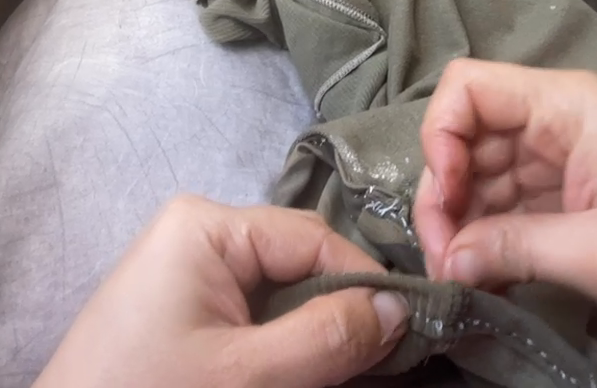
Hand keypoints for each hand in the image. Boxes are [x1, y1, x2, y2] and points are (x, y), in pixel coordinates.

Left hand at [34, 196, 410, 387]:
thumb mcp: (245, 376)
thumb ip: (326, 339)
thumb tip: (399, 308)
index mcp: (207, 223)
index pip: (309, 236)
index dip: (364, 280)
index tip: (412, 328)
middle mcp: (199, 229)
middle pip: (295, 261)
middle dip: (338, 310)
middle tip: (385, 360)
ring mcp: (189, 265)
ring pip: (279, 291)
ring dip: (313, 333)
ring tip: (345, 369)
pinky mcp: (184, 303)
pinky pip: (252, 311)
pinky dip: (282, 343)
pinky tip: (301, 371)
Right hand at [411, 60, 596, 386]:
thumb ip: (518, 247)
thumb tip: (445, 261)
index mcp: (568, 106)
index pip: (470, 88)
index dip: (440, 134)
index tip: (446, 198)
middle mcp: (558, 121)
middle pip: (470, 135)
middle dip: (446, 191)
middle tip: (443, 260)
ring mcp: (564, 159)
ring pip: (483, 173)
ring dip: (463, 220)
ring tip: (458, 275)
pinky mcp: (573, 196)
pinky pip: (511, 203)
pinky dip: (491, 235)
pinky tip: (483, 272)